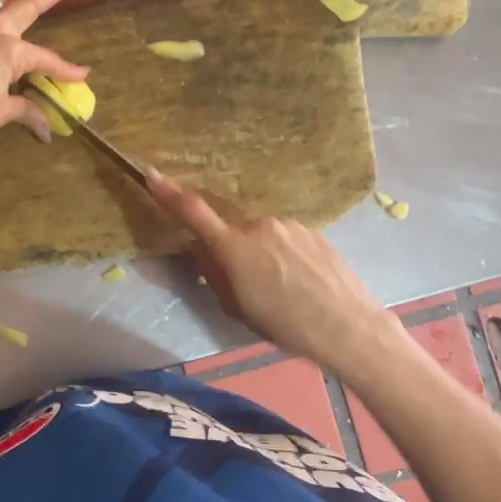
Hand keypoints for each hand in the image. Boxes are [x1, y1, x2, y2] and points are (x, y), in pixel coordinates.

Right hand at [147, 171, 401, 374]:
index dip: (169, 193)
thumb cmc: (285, 326)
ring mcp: (290, 226)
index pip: (193, 212)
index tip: (152, 174)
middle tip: (247, 287)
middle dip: (231, 252)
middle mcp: (259, 226)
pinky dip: (283, 257)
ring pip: (261, 237)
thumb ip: (214, 275)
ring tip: (281, 291)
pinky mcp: (313, 232)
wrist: (348, 327)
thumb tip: (200, 252)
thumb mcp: (237, 308)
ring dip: (261, 257)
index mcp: (234, 247)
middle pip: (232, 232)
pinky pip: (285, 240)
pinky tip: (300, 284)